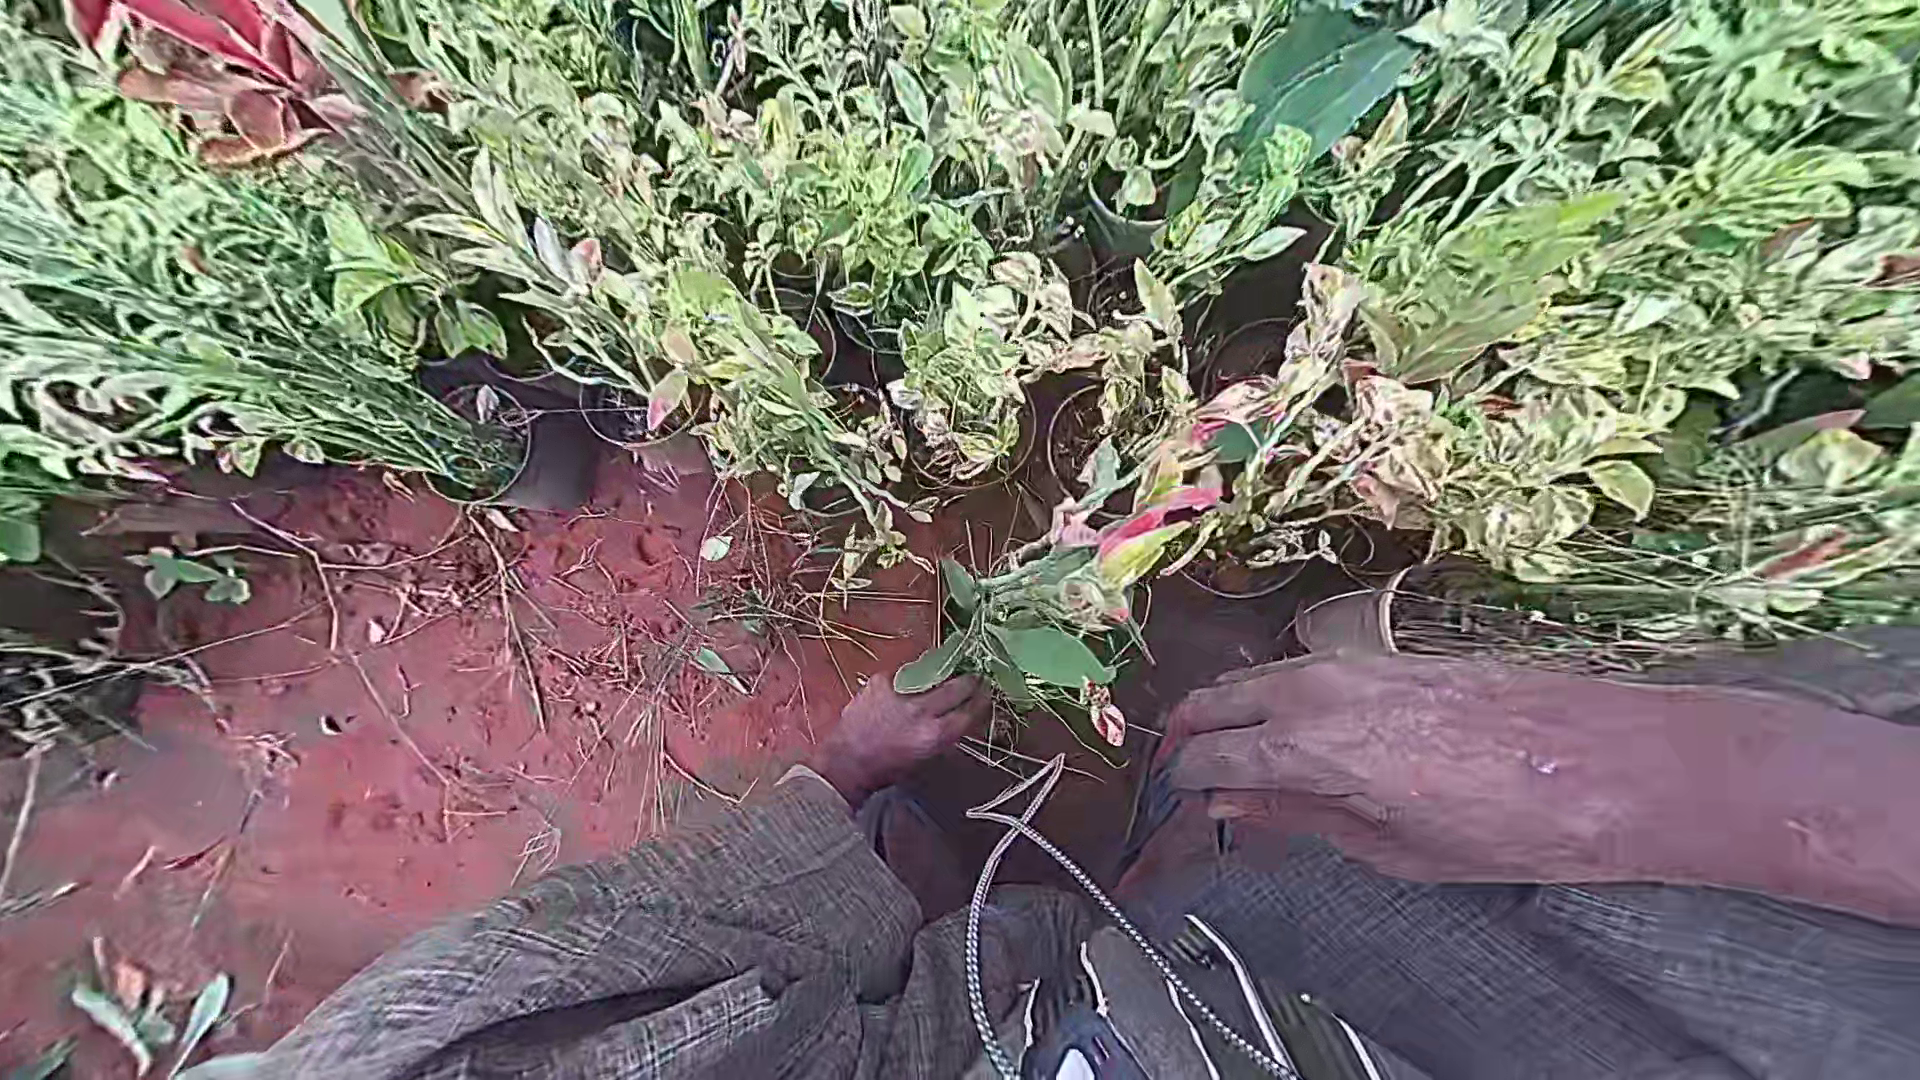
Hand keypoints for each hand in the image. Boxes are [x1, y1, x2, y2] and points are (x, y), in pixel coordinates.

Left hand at [806, 673, 989, 806]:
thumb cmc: (888, 766)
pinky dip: (914, 675)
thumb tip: (960, 712)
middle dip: (970, 680)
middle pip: (958, 687)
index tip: (987, 691)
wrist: (847, 760)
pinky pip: (907, 672)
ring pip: (935, 672)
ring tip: (950, 669)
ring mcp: (902, 692)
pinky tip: (914, 679)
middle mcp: (922, 711)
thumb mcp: (925, 756)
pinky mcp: (883, 679)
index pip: (970, 711)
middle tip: (975, 675)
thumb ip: (944, 732)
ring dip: (946, 671)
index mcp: (935, 735)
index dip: (982, 699)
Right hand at [1165, 653, 1763, 882]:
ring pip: (1237, 680)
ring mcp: (1330, 664)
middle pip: (1205, 702)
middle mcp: (1304, 691)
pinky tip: (1276, 727)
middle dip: (1180, 737)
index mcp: (1305, 748)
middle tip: (1182, 771)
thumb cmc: (1508, 825)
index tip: (1181, 798)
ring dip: (1216, 712)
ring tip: (1224, 752)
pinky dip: (1255, 697)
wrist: (1611, 759)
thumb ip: (1294, 814)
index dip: (1183, 780)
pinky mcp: (1359, 655)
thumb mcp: (1392, 846)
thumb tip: (1229, 803)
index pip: (1206, 755)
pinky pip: (1279, 671)